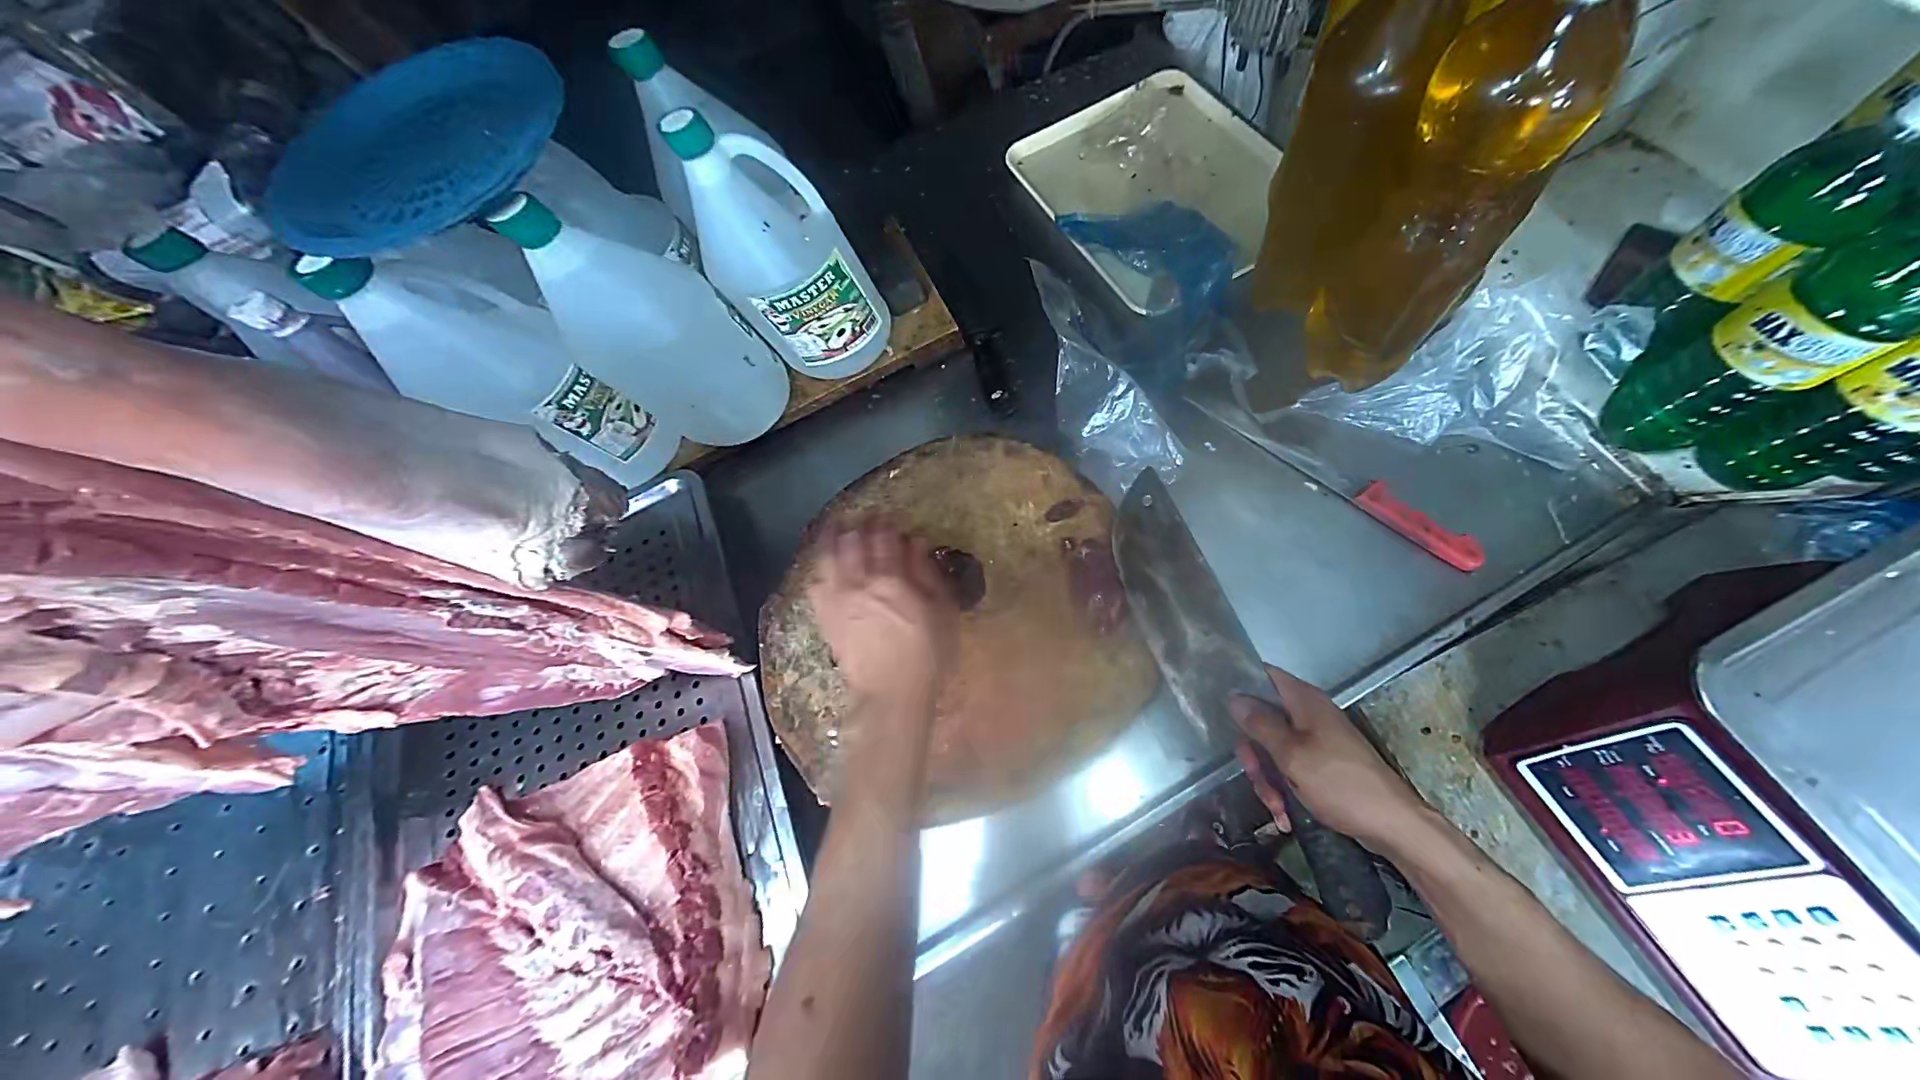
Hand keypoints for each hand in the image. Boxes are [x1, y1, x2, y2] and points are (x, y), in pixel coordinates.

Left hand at [808, 525, 958, 706]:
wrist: (890, 694)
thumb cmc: (926, 655)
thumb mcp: (941, 612)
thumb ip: (927, 574)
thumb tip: (916, 543)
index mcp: (891, 579)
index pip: (884, 538)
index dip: (885, 522)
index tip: (888, 516)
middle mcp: (859, 582)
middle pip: (853, 541)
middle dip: (858, 525)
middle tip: (863, 518)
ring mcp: (838, 598)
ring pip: (829, 556)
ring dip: (834, 538)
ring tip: (838, 528)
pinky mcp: (825, 616)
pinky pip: (815, 582)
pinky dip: (819, 567)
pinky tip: (823, 563)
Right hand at [1230, 664, 1430, 852]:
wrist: (1392, 826)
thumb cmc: (1340, 783)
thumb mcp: (1291, 754)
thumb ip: (1260, 724)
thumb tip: (1235, 698)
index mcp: (1304, 702)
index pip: (1264, 675)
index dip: (1241, 685)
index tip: (1220, 707)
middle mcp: (1309, 715)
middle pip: (1262, 720)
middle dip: (1254, 753)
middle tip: (1256, 775)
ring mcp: (1317, 741)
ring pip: (1273, 749)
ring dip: (1268, 779)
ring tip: (1276, 806)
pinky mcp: (1322, 765)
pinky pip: (1290, 768)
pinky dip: (1283, 789)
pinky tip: (1285, 813)